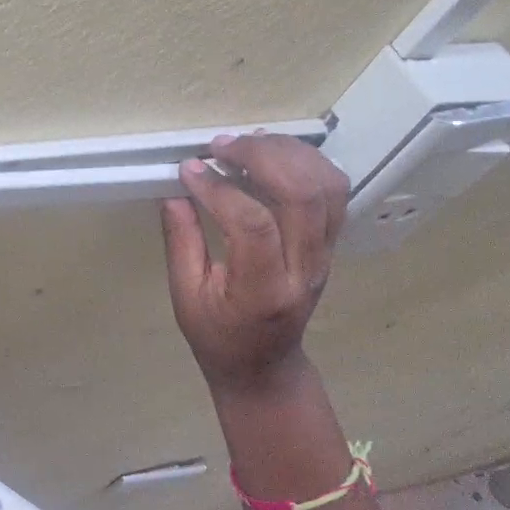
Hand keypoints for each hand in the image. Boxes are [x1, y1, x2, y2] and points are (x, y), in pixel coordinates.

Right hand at [159, 134, 348, 393]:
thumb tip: (176, 191)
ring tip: (247, 144)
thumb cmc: (217, 336)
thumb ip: (181, 242)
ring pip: (327, 186)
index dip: (220, 190)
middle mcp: (305, 269)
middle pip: (303, 195)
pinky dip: (306, 162)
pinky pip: (333, 191)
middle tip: (220, 146)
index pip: (253, 225)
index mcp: (263, 291)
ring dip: (288, 153)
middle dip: (260, 158)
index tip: (190, 170)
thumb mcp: (185, 296)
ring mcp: (325, 254)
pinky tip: (272, 155)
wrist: (264, 365)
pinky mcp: (330, 243)